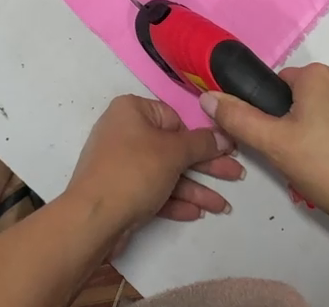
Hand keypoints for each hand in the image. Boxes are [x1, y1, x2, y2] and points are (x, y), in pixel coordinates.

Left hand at [63, 95, 245, 241]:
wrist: (93, 218)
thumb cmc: (134, 171)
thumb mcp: (173, 153)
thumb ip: (201, 144)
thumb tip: (223, 136)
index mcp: (132, 110)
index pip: (174, 118)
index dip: (197, 138)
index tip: (223, 152)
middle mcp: (124, 132)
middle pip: (173, 148)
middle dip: (205, 166)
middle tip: (235, 176)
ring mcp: (121, 164)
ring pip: (166, 173)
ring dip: (195, 189)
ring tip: (223, 207)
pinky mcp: (121, 192)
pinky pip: (153, 191)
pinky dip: (175, 200)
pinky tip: (198, 212)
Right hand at [200, 64, 328, 238]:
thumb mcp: (278, 147)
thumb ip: (240, 119)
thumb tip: (207, 96)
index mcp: (316, 74)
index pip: (278, 87)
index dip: (272, 119)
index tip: (278, 148)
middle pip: (303, 101)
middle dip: (296, 132)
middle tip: (300, 168)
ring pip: (327, 116)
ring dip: (319, 141)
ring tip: (325, 178)